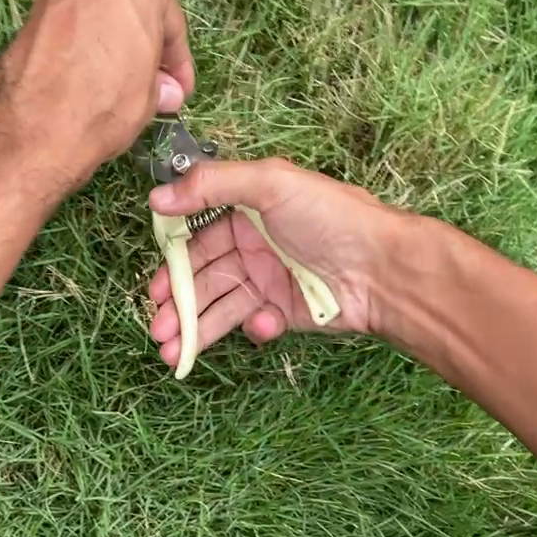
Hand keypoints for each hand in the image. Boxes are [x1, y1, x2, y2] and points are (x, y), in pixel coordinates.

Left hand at [0, 0, 194, 190]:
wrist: (38, 128)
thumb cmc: (106, 101)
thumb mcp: (149, 94)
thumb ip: (158, 82)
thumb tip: (167, 91)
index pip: (167, 16)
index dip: (176, 60)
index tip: (179, 87)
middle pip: (127, 6)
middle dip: (141, 44)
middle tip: (153, 84)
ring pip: (95, 14)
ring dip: (111, 45)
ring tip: (120, 87)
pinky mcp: (29, 13)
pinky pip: (68, 29)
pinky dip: (81, 50)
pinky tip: (89, 82)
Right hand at [147, 158, 428, 368]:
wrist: (381, 268)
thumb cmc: (330, 218)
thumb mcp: (271, 183)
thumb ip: (213, 185)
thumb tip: (157, 196)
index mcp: (246, 212)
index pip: (196, 238)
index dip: (173, 263)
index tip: (154, 287)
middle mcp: (251, 246)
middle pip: (203, 279)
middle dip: (178, 305)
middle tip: (158, 328)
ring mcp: (266, 280)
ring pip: (220, 307)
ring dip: (195, 329)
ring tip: (173, 352)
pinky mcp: (281, 311)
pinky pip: (253, 323)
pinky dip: (252, 328)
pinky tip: (263, 324)